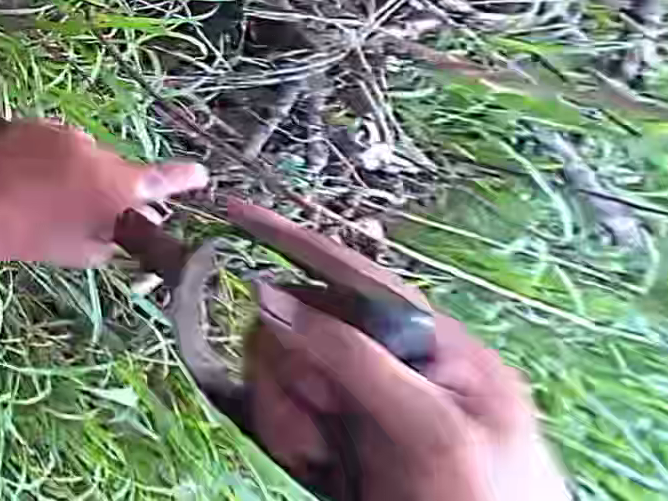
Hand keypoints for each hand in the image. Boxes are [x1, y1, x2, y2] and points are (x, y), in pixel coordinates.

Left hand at [0, 119, 208, 266]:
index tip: (199, 172)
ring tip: (45, 187)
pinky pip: (51, 137)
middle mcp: (94, 151)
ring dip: (74, 164)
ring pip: (80, 149)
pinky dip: (47, 151)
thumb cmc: (35, 237)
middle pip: (113, 166)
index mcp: (114, 184)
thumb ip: (115, 237)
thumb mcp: (84, 251)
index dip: (182, 178)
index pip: (160, 180)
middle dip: (107, 182)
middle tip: (83, 202)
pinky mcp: (33, 122)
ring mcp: (61, 132)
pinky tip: (28, 170)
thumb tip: (132, 225)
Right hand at [241, 208, 568, 500]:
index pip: (351, 272)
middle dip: (287, 363)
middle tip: (308, 413)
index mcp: (434, 344)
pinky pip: (279, 392)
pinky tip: (306, 455)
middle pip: (299, 316)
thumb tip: (266, 292)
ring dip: (279, 399)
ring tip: (307, 448)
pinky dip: (279, 421)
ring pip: (279, 355)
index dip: (290, 239)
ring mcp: (361, 389)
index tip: (233, 210)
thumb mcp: (432, 433)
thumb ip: (350, 355)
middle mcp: (390, 355)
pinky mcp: (337, 421)